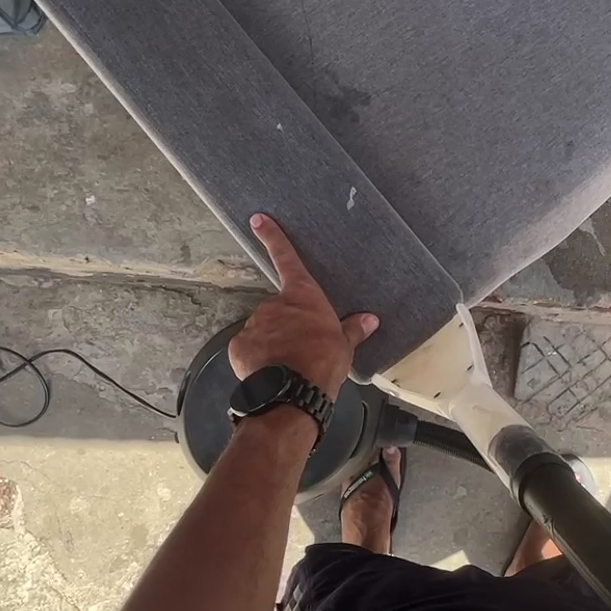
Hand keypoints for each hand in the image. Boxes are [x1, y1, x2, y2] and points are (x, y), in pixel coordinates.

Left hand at [228, 214, 376, 397]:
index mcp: (302, 296)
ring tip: (288, 363)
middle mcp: (275, 304)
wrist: (294, 391)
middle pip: (280, 309)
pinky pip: (250, 348)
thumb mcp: (344, 345)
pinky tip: (271, 370)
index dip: (273, 237)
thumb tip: (370, 320)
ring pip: (264, 329)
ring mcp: (255, 324)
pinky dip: (258, 357)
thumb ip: (353, 329)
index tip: (258, 220)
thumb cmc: (322, 363)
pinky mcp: (240, 345)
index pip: (287, 259)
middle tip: (301, 347)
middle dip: (287, 324)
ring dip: (274, 342)